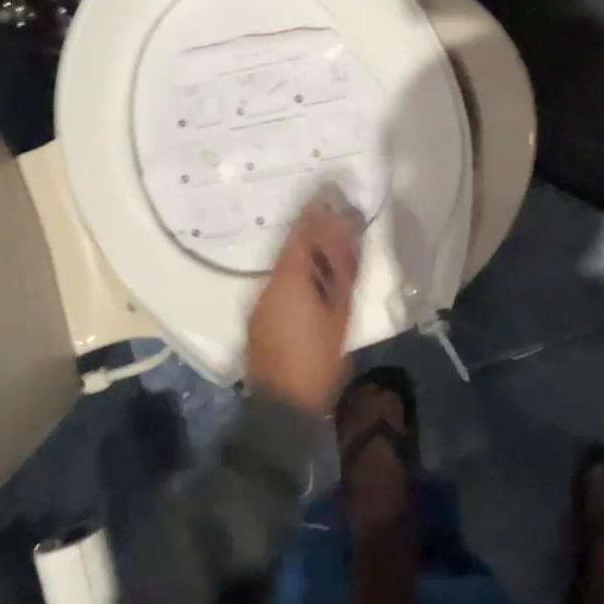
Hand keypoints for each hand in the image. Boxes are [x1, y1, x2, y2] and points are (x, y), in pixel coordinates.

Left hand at [245, 184, 363, 415]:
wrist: (282, 409)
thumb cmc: (317, 361)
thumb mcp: (339, 315)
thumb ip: (342, 270)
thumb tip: (347, 236)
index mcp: (288, 279)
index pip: (300, 234)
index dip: (315, 213)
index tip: (329, 194)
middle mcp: (266, 284)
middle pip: (287, 248)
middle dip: (309, 232)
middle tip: (331, 218)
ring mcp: (256, 303)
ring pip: (280, 268)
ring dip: (301, 255)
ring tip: (325, 250)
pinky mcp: (255, 320)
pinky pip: (275, 285)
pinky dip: (292, 276)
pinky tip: (308, 282)